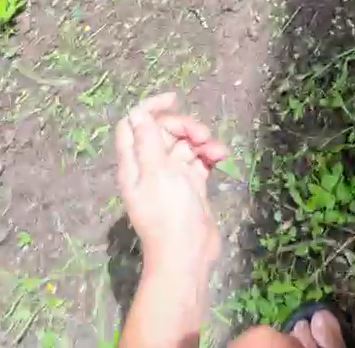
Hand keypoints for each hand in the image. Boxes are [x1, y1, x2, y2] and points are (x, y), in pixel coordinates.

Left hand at [115, 93, 229, 272]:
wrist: (188, 254)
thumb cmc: (169, 213)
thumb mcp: (157, 173)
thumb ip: (148, 141)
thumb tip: (137, 113)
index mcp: (135, 165)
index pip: (133, 125)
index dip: (150, 108)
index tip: (175, 99)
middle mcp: (150, 168)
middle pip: (163, 131)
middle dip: (184, 126)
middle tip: (201, 135)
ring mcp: (171, 177)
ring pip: (184, 144)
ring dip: (202, 141)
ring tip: (215, 150)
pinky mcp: (191, 185)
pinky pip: (199, 159)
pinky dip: (209, 155)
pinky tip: (221, 158)